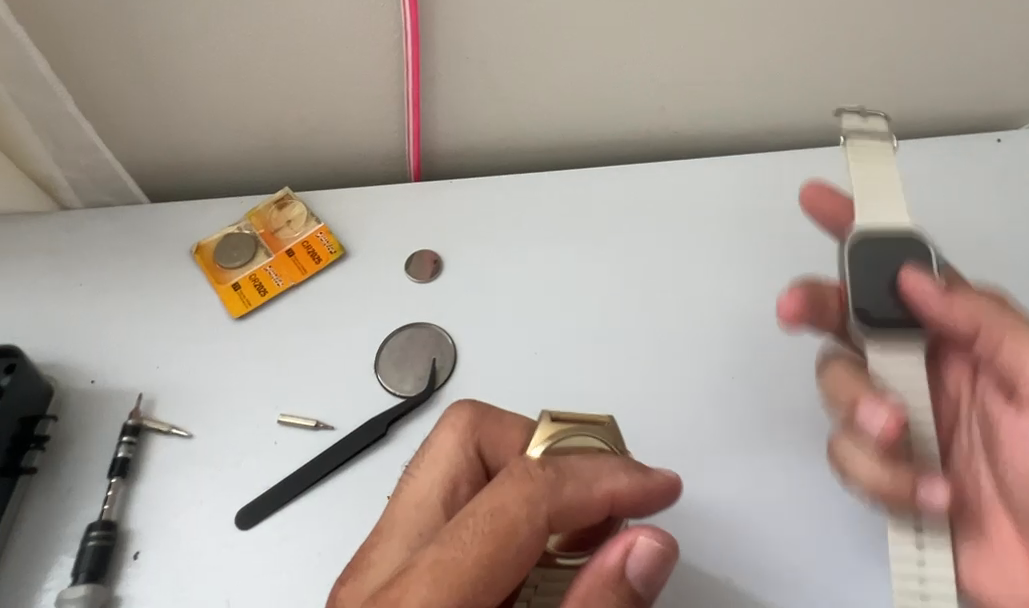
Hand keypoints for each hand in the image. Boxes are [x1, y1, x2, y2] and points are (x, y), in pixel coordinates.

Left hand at [327, 400, 682, 607]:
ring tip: (585, 536)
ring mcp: (370, 578)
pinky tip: (543, 568)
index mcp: (413, 607)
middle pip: (469, 438)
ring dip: (531, 477)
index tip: (657, 489)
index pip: (521, 491)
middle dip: (552, 453)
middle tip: (610, 501)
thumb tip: (647, 544)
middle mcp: (377, 576)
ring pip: (457, 461)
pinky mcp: (379, 590)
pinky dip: (508, 513)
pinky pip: (450, 507)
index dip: (604, 479)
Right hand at [776, 181, 1028, 607]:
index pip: (902, 270)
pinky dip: (885, 478)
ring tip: (910, 444)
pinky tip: (936, 497)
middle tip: (795, 309)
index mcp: (962, 334)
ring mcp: (900, 419)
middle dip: (816, 305)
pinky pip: (849, 456)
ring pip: (838, 385)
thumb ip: (988, 323)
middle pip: (846, 317)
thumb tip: (913, 278)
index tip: (816, 200)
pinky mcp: (886, 474)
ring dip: (863, 410)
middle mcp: (921, 365)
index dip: (858, 231)